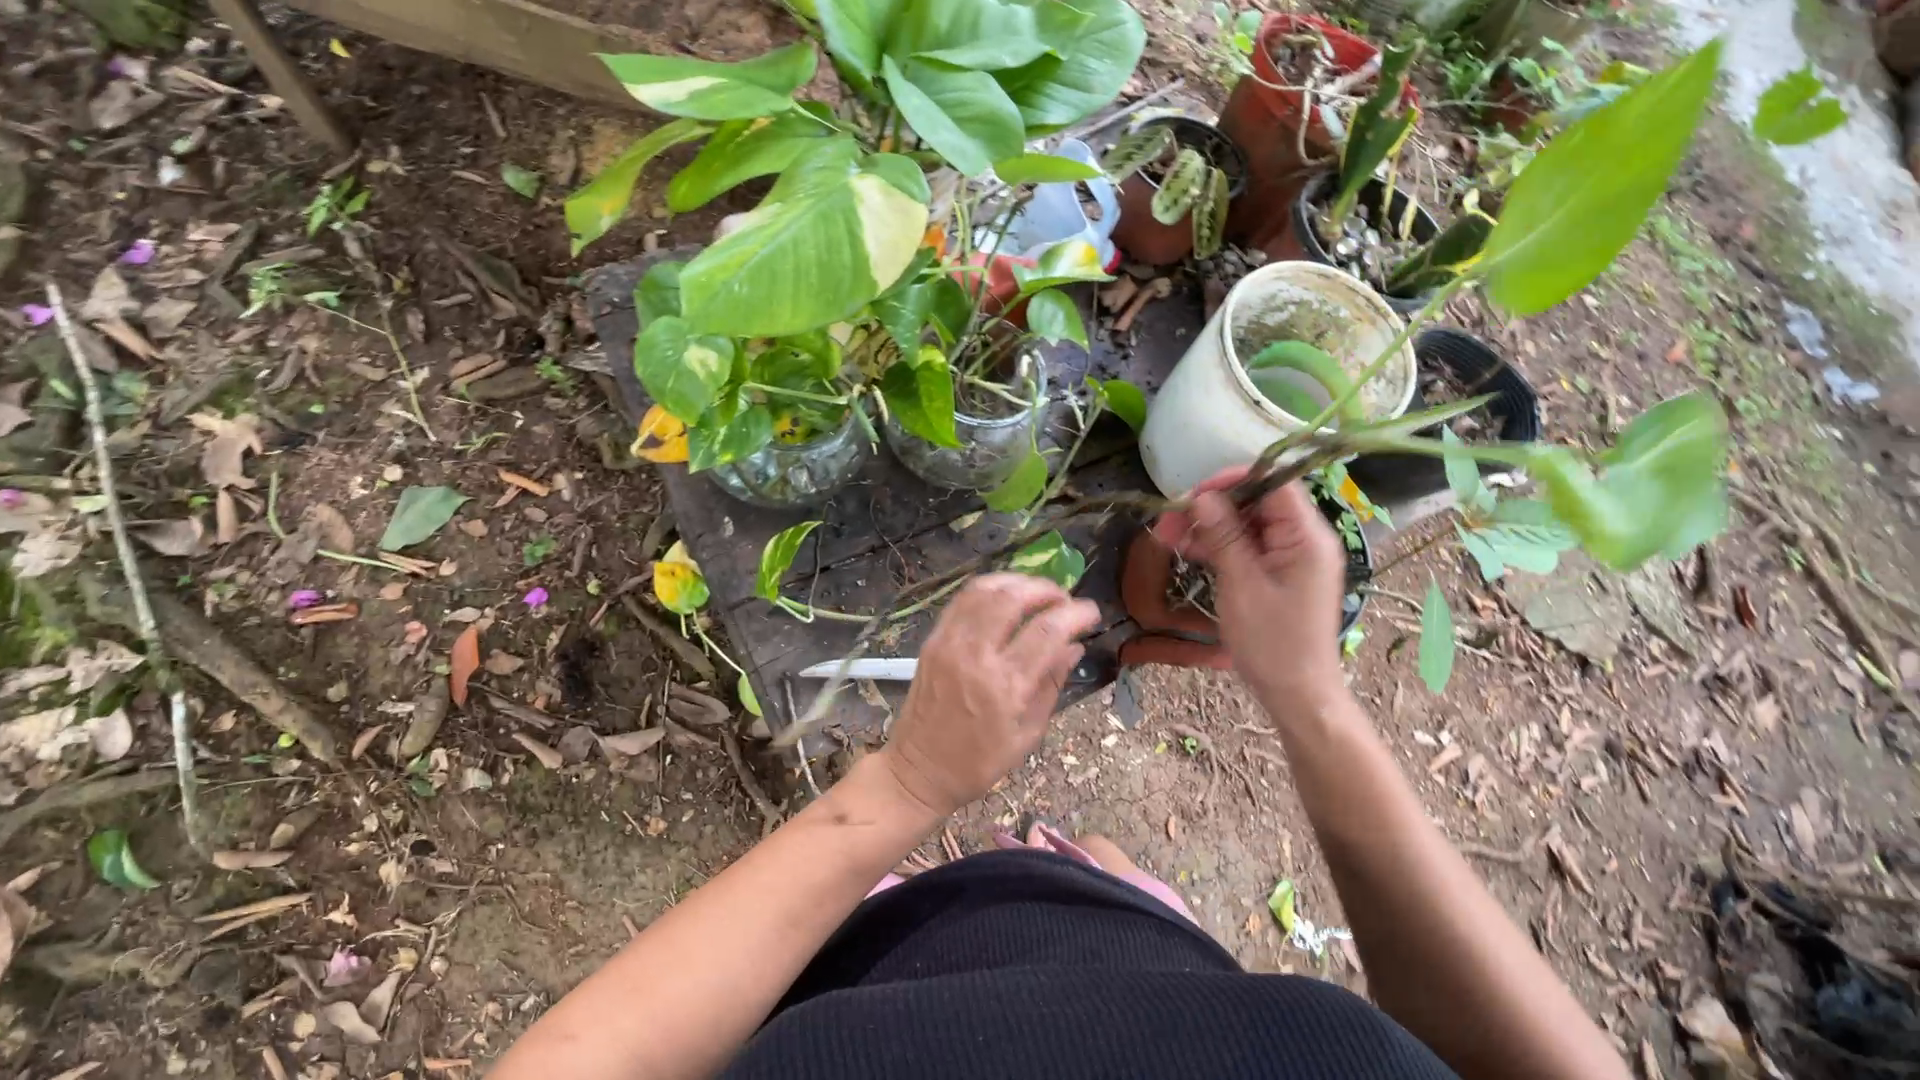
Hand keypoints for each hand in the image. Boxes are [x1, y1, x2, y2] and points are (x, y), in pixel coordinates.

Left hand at [881, 574, 1099, 816]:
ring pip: (985, 590)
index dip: (1076, 614)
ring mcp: (950, 644)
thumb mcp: (1027, 736)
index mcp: (1005, 686)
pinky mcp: (933, 640)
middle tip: (1064, 600)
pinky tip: (1005, 596)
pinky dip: (988, 589)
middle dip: (1047, 590)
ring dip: (1018, 583)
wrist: (918, 770)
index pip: (1048, 631)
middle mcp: (976, 656)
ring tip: (1037, 592)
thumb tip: (1074, 647)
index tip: (1092, 612)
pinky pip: (961, 600)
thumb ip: (1051, 686)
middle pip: (1015, 599)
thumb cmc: (978, 763)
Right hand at [1155, 468, 1347, 712]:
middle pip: (1256, 503)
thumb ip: (1224, 536)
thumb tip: (1202, 497)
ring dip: (1208, 527)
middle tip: (1167, 521)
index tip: (1193, 494)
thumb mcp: (1242, 585)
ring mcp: (1291, 558)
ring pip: (1247, 525)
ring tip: (1167, 537)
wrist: (1297, 694)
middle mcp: (1304, 540)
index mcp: (1307, 537)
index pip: (1274, 483)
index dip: (1232, 480)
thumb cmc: (1272, 643)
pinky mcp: (1279, 574)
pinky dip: (1219, 547)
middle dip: (1211, 507)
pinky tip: (1187, 551)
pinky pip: (1248, 548)